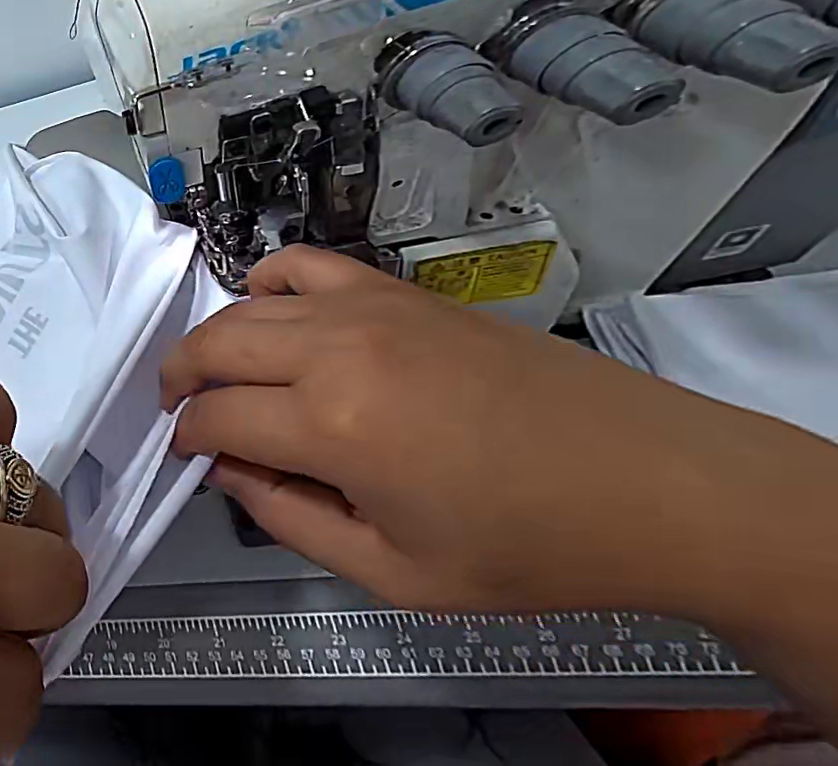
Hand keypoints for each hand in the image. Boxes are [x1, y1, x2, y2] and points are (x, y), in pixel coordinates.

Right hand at [162, 245, 837, 621]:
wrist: (660, 483)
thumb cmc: (528, 547)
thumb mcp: (396, 574)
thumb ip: (287, 518)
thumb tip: (225, 469)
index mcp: (333, 427)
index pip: (216, 417)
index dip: (188, 437)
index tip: (187, 454)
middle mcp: (333, 351)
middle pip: (212, 346)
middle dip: (177, 379)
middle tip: (180, 409)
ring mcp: (363, 309)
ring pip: (243, 307)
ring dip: (212, 340)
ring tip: (216, 373)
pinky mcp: (394, 289)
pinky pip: (302, 265)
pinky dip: (267, 282)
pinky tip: (268, 308)